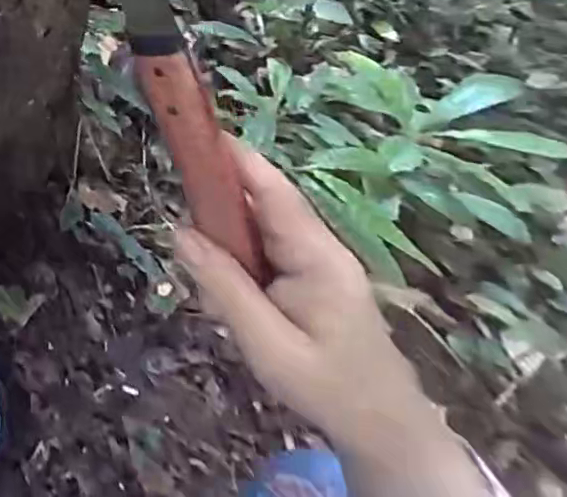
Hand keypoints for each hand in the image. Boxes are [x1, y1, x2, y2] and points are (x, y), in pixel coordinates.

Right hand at [174, 149, 488, 496]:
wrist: (387, 433)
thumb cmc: (330, 389)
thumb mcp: (267, 344)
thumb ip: (223, 284)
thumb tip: (179, 229)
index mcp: (317, 255)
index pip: (271, 189)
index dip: (233, 156)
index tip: (192, 134)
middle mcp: (317, 245)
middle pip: (256, 202)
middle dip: (214, 210)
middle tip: (185, 242)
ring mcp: (313, 257)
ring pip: (253, 226)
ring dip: (223, 243)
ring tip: (216, 296)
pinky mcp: (306, 272)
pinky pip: (259, 248)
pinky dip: (235, 261)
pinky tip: (232, 301)